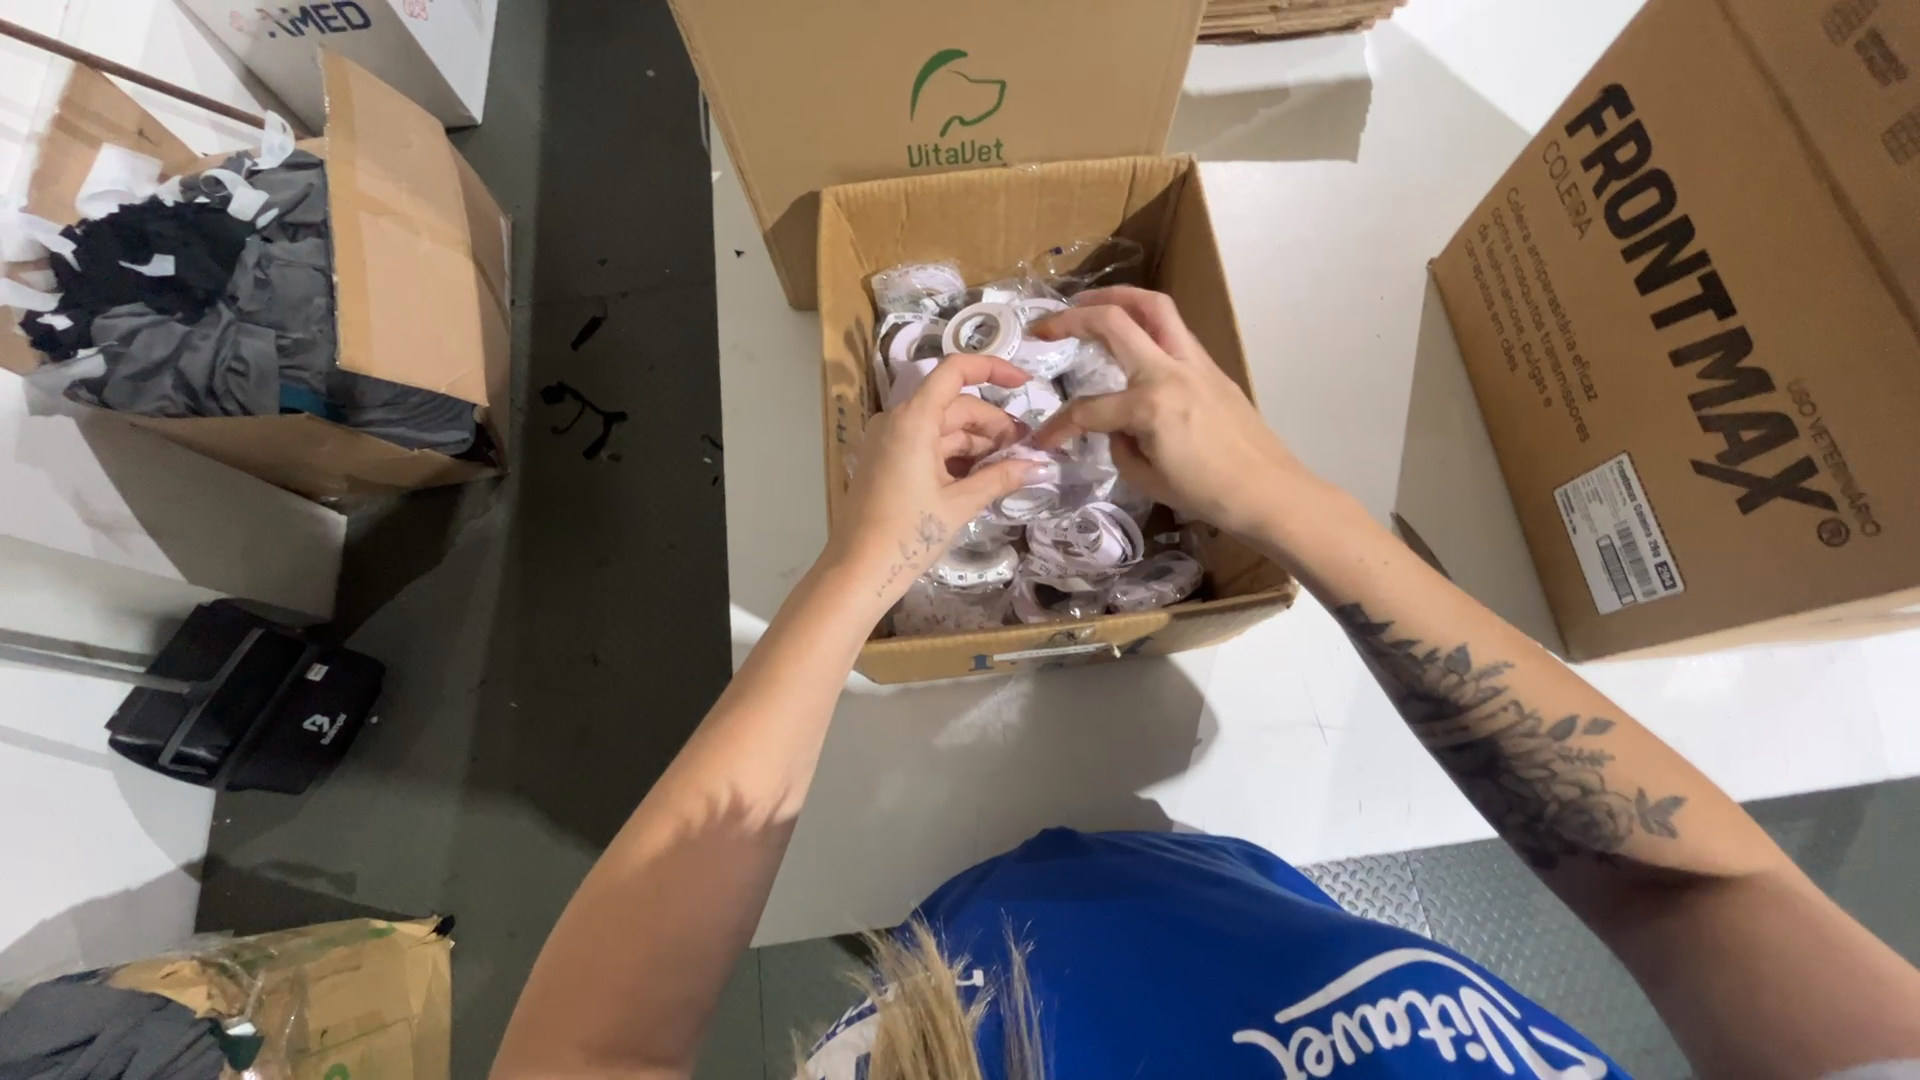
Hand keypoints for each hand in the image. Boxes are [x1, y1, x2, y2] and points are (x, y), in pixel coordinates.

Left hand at [825, 354, 1041, 607]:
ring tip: (1007, 468)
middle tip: (1025, 451)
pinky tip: (980, 477)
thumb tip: (1040, 466)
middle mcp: (897, 420)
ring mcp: (889, 440)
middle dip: (993, 424)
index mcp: (913, 419)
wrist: (857, 570)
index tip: (1024, 385)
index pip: (955, 371)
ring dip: (976, 443)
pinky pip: (927, 446)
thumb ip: (1000, 478)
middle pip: (955, 405)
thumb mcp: (959, 504)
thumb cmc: (907, 534)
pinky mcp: (886, 461)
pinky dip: (955, 456)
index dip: (992, 369)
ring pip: (943, 428)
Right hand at [1031, 286, 1312, 539]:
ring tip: (1089, 302)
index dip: (1059, 426)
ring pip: (1154, 307)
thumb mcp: (1146, 478)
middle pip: (1115, 322)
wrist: (1268, 491)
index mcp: (1149, 406)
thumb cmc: (1206, 494)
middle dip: (1073, 318)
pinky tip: (1132, 337)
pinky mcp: (1212, 367)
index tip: (1042, 440)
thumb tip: (1115, 427)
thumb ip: (1120, 445)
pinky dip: (1145, 322)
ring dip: (1116, 297)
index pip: (1088, 410)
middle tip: (1046, 325)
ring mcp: (1195, 363)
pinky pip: (1173, 331)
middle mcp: (1169, 371)